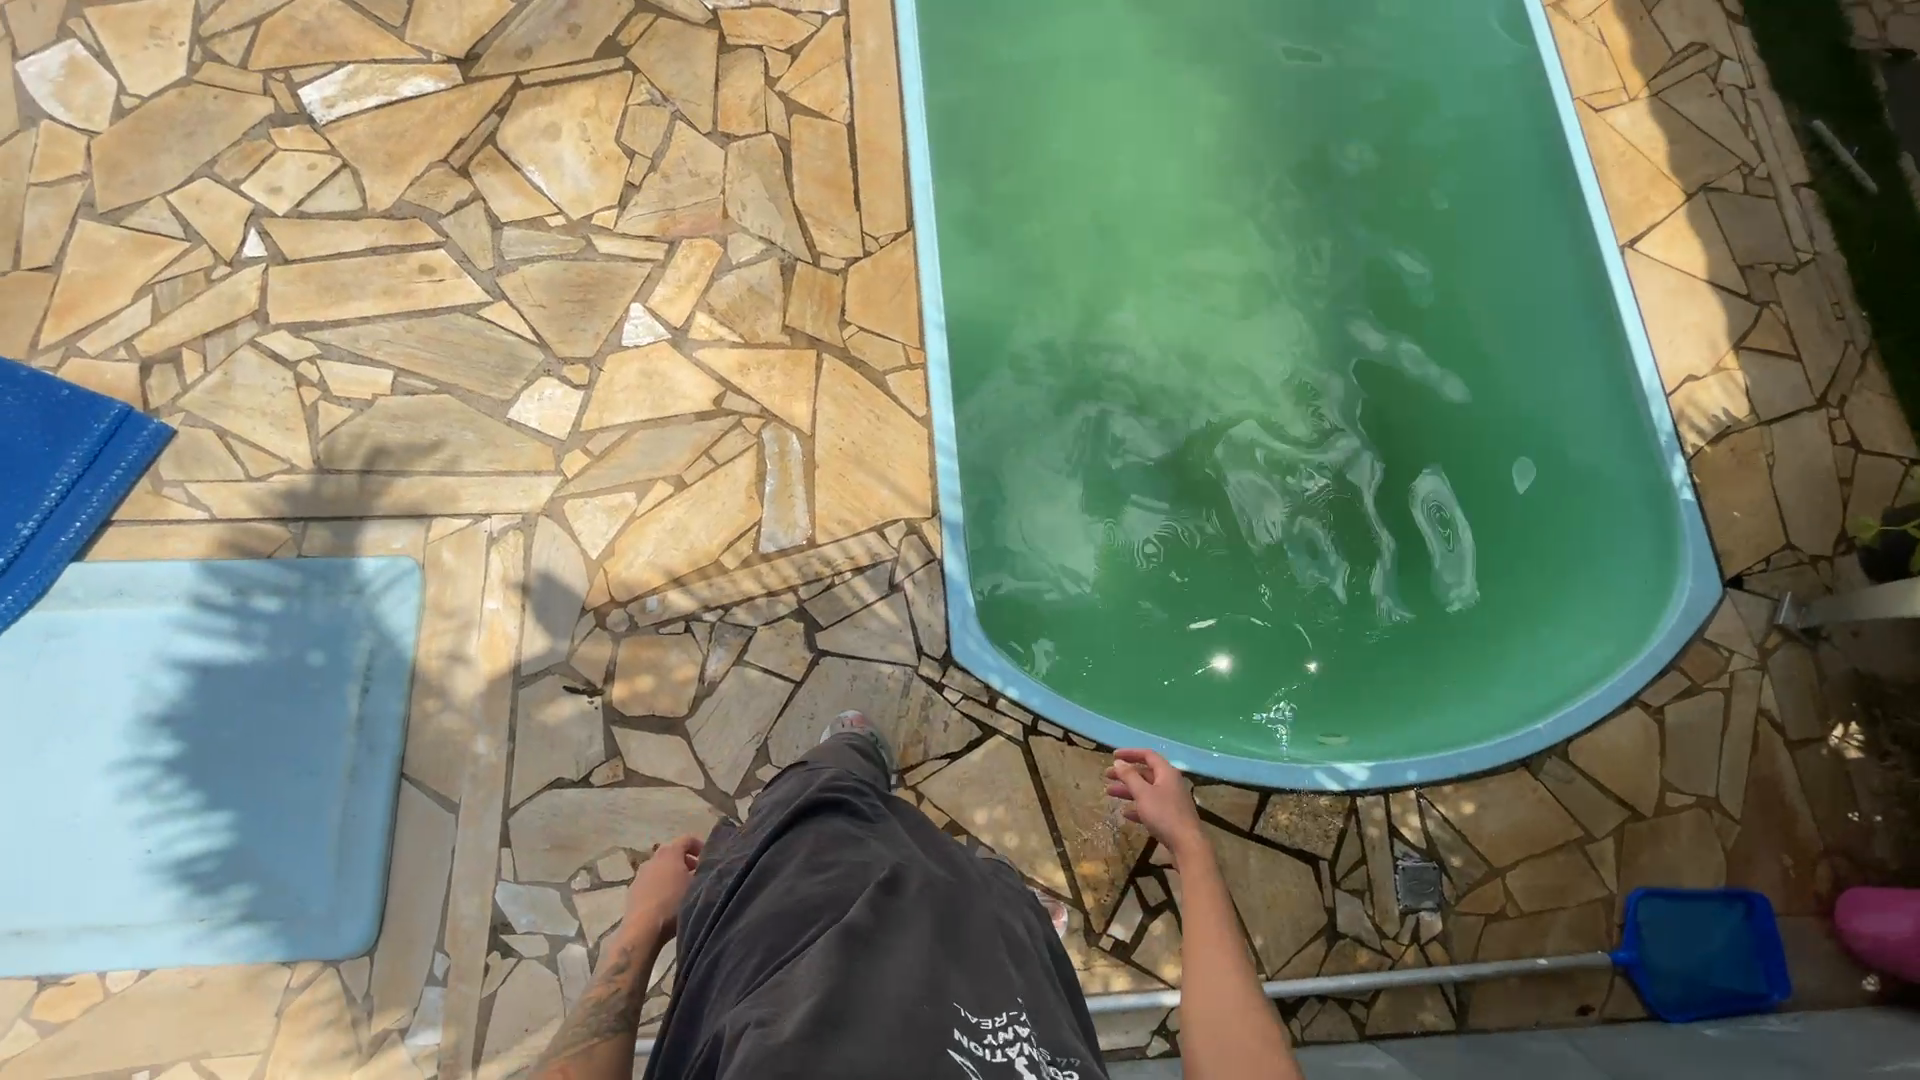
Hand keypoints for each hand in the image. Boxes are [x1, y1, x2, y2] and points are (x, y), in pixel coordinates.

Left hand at [622, 835, 702, 941]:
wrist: (643, 930)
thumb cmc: (673, 903)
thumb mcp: (696, 885)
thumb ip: (703, 872)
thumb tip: (706, 867)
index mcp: (670, 852)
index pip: (687, 839)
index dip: (700, 845)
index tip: (707, 858)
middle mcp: (653, 859)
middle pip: (673, 853)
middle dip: (686, 861)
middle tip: (697, 874)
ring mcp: (640, 875)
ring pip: (660, 868)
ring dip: (672, 874)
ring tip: (682, 889)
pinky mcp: (633, 891)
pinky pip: (651, 881)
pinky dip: (661, 885)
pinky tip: (667, 901)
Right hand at [1105, 749, 1206, 863]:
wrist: (1187, 844)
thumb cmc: (1164, 814)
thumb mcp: (1143, 793)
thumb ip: (1130, 776)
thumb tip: (1118, 761)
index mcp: (1166, 773)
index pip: (1147, 755)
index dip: (1130, 753)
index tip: (1113, 756)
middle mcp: (1170, 783)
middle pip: (1145, 773)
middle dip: (1125, 774)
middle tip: (1107, 775)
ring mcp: (1171, 800)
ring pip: (1146, 790)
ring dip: (1128, 790)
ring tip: (1109, 793)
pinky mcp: (1170, 816)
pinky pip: (1151, 806)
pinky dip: (1137, 807)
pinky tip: (1125, 813)